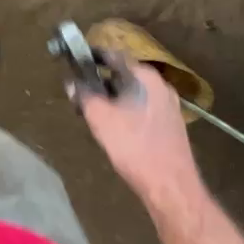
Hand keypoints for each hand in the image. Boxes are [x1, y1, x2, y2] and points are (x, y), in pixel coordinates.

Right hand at [69, 57, 202, 205]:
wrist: (171, 187)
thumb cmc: (133, 145)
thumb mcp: (99, 116)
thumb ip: (83, 94)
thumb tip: (72, 82)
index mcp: (144, 76)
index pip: (111, 55)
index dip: (89, 58)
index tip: (73, 64)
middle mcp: (160, 85)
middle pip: (122, 75)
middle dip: (100, 82)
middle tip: (80, 94)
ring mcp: (169, 106)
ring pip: (133, 93)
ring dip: (113, 99)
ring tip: (95, 114)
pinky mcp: (172, 125)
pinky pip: (143, 109)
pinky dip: (127, 112)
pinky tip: (117, 130)